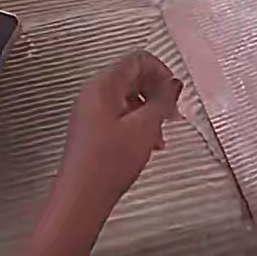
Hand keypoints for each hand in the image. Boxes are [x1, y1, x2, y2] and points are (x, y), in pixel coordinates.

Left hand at [53, 52, 181, 218]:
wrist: (82, 196)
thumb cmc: (107, 163)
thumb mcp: (145, 127)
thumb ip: (163, 100)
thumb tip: (172, 84)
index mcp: (104, 85)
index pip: (137, 59)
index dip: (160, 71)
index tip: (173, 89)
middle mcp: (93, 93)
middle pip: (132, 76)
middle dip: (156, 91)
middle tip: (172, 110)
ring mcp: (90, 111)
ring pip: (127, 97)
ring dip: (149, 110)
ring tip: (160, 133)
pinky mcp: (92, 129)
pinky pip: (118, 114)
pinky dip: (137, 122)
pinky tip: (146, 143)